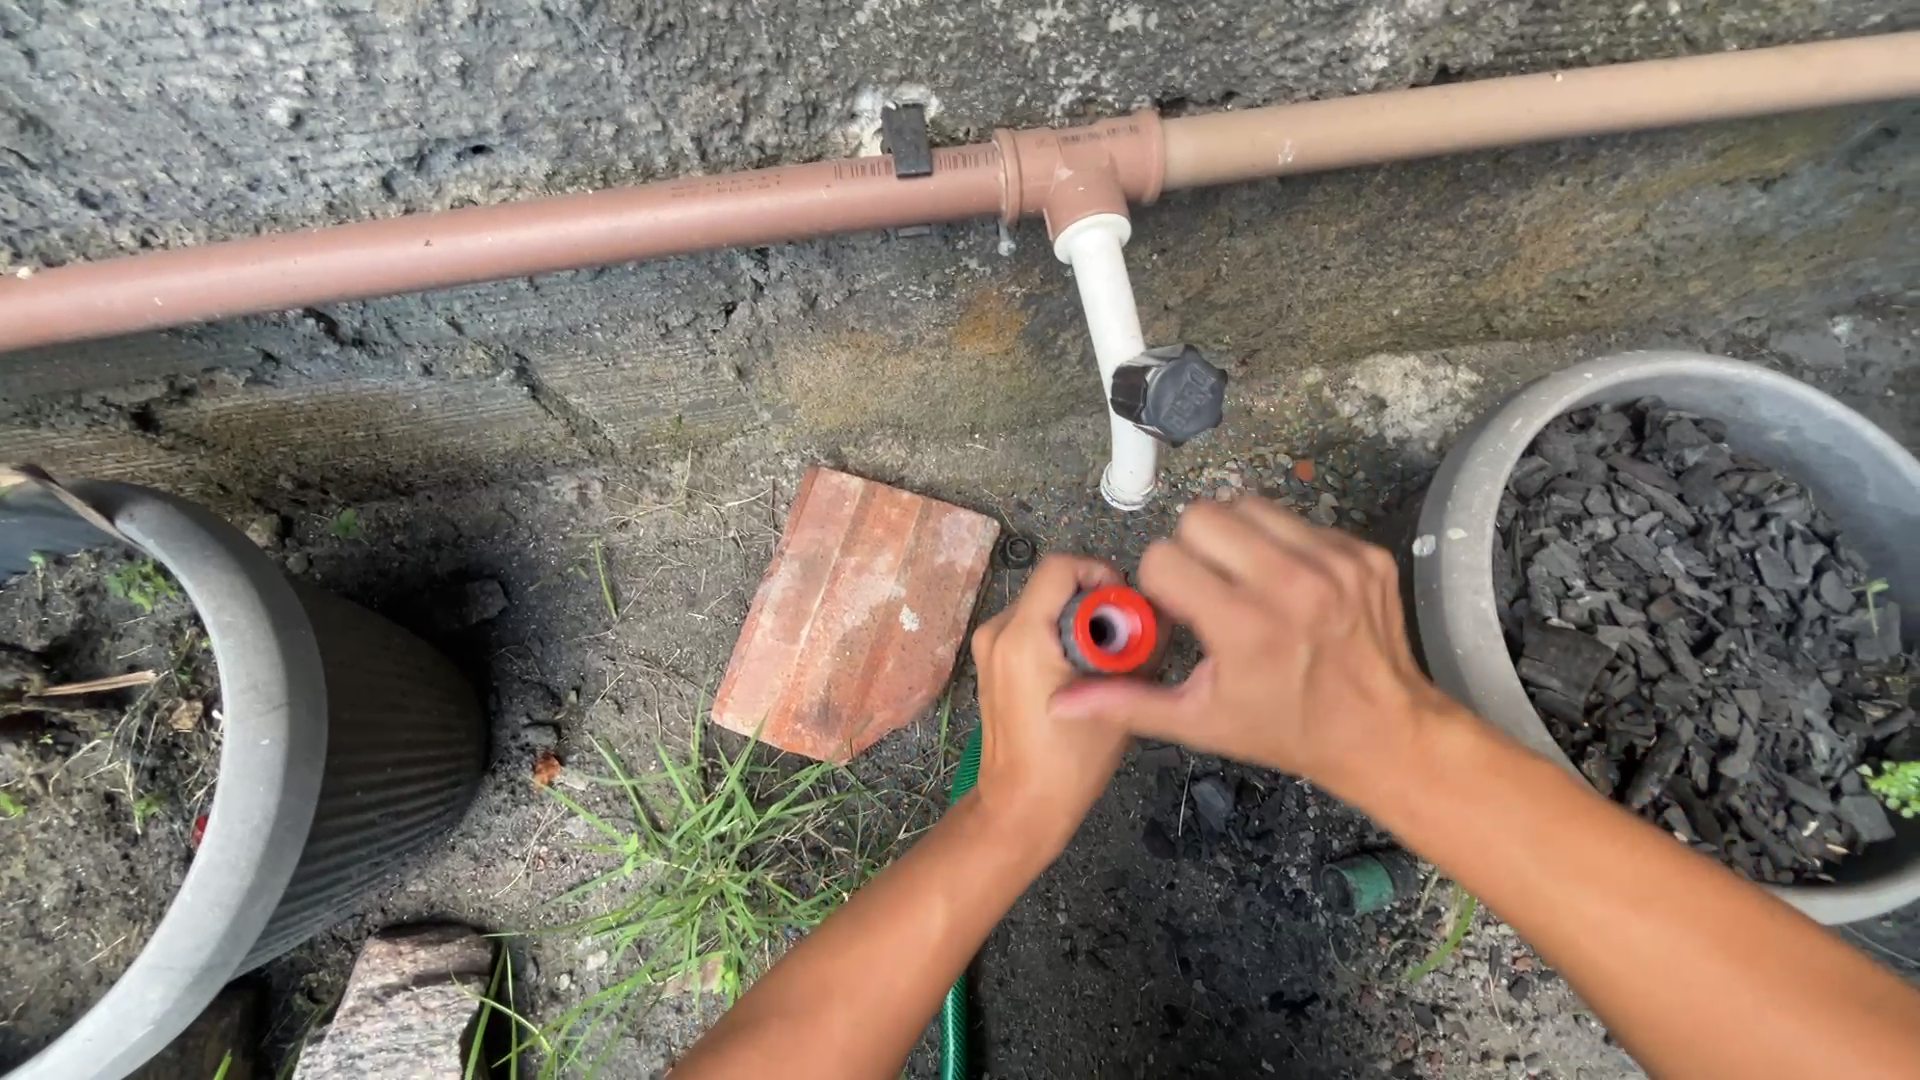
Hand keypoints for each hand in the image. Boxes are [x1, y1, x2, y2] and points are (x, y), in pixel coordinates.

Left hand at [969, 555, 1132, 851]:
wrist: (1021, 803)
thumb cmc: (1070, 761)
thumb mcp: (1118, 699)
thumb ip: (1142, 647)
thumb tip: (1159, 611)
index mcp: (1023, 636)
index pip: (1060, 567)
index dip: (1099, 572)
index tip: (1126, 603)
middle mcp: (997, 632)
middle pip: (1051, 585)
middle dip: (1093, 600)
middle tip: (1125, 633)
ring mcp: (987, 646)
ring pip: (1041, 605)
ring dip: (1076, 618)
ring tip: (1106, 656)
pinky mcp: (989, 661)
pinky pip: (1029, 626)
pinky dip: (1057, 634)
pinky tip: (1080, 668)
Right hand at [1049, 498, 1462, 798]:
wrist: (1385, 732)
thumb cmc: (1285, 728)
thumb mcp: (1199, 722)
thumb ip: (1125, 702)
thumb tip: (1060, 702)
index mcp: (1244, 627)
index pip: (1164, 557)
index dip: (1160, 582)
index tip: (1180, 608)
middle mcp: (1291, 584)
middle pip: (1201, 516)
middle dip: (1191, 548)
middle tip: (1208, 587)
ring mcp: (1334, 562)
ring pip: (1245, 504)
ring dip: (1232, 536)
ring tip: (1244, 579)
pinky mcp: (1362, 552)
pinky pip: (1294, 517)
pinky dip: (1277, 542)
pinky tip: (1285, 582)